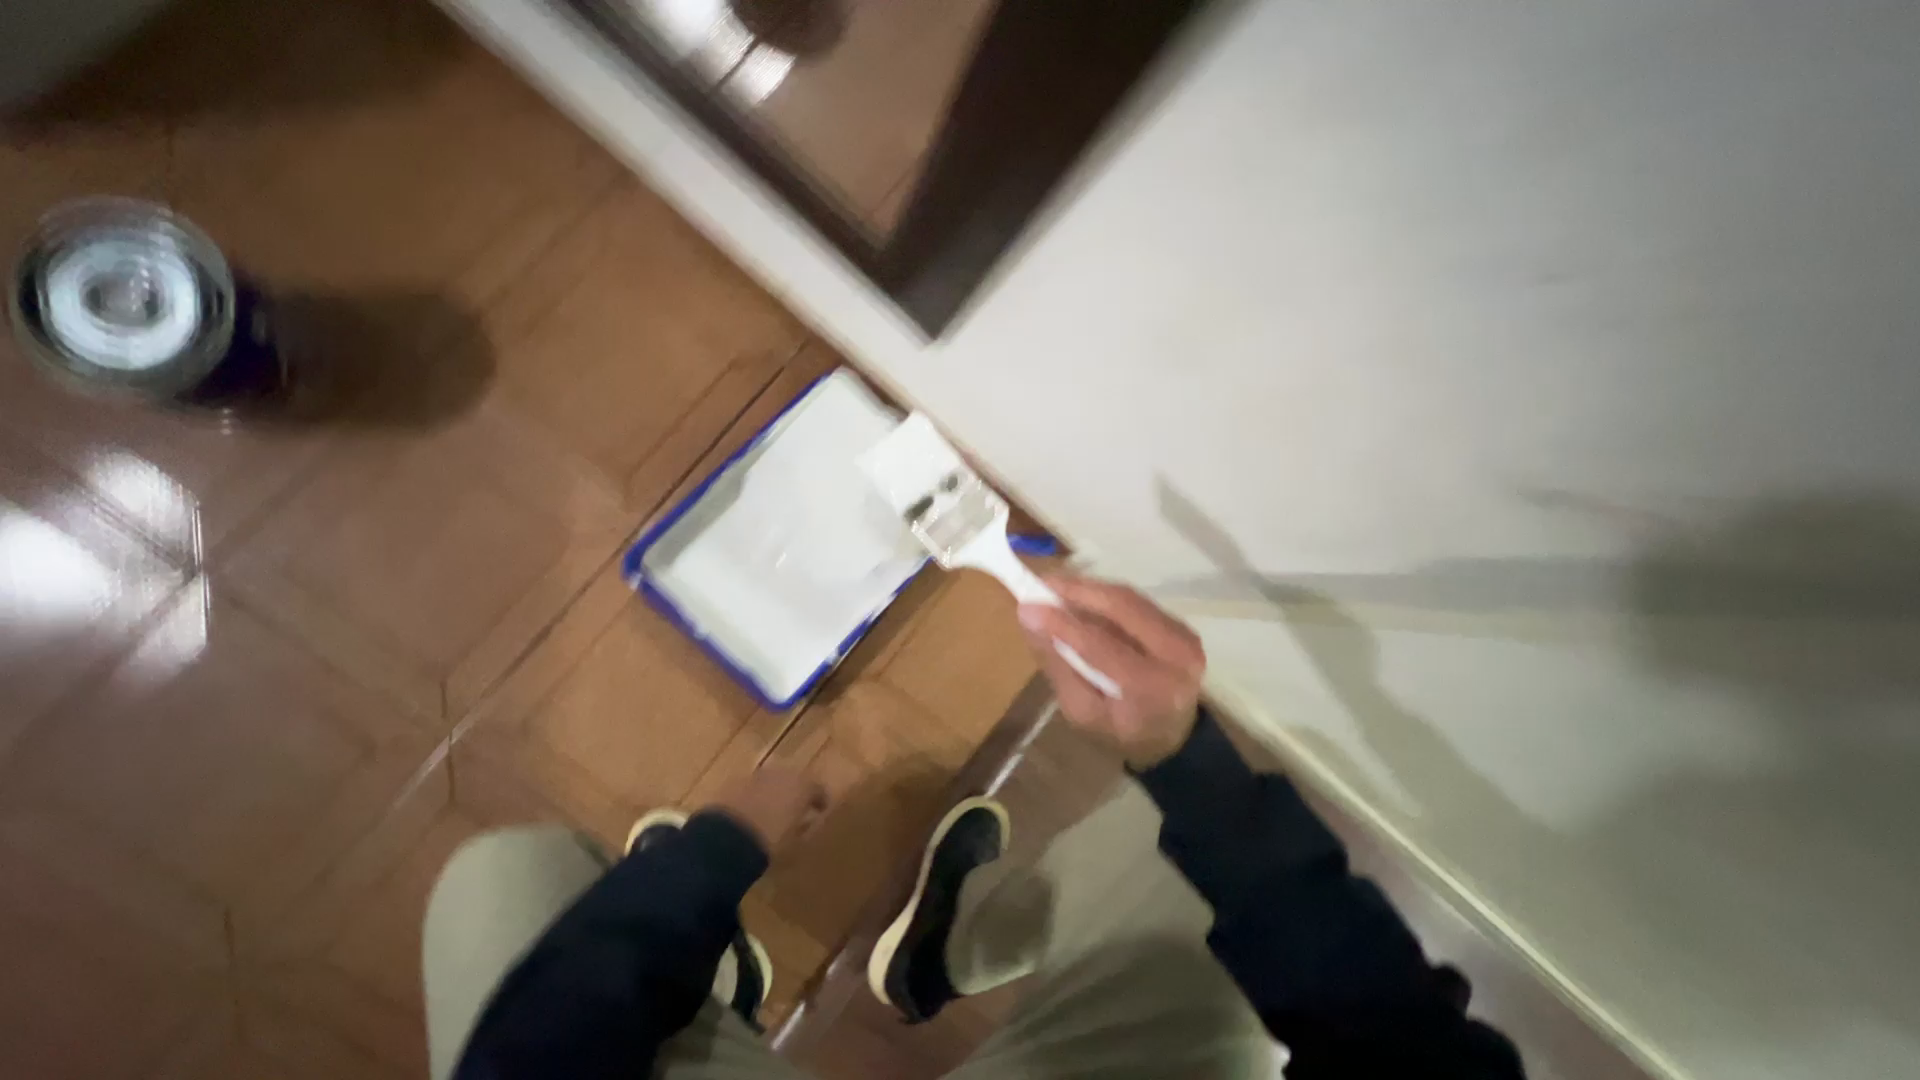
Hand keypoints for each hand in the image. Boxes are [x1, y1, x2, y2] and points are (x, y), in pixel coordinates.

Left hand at [706, 764, 827, 855]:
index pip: (818, 789)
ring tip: (770, 811)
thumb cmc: (770, 844)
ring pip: (770, 781)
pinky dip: (752, 797)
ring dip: (772, 793)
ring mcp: (754, 776)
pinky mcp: (731, 783)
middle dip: (795, 792)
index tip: (820, 811)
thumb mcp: (797, 846)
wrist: (724, 841)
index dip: (820, 801)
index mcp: (803, 786)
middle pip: (793, 779)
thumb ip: (807, 830)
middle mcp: (781, 773)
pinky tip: (749, 814)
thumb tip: (809, 823)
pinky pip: (749, 788)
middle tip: (795, 808)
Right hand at [1017, 575, 1204, 769]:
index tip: (1026, 606)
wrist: (1171, 734)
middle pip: (1122, 608)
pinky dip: (1104, 595)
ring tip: (1054, 587)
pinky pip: (1136, 601)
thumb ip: (1058, 665)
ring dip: (1089, 589)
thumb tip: (1029, 619)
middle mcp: (1177, 656)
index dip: (1063, 623)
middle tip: (1040, 584)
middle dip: (1078, 591)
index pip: (1102, 647)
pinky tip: (1080, 595)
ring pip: (1129, 598)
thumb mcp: (1081, 711)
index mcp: (1152, 690)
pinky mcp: (1181, 624)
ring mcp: (1184, 635)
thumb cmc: (1120, 730)